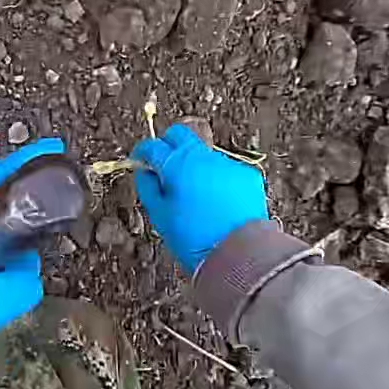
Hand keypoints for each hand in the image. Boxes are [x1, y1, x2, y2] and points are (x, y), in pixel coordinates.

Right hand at [131, 124, 269, 273]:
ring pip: (205, 155)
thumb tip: (145, 171)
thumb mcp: (160, 216)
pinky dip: (218, 181)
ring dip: (196, 167)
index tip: (142, 161)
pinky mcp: (247, 175)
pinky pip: (226, 171)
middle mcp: (203, 157)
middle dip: (169, 145)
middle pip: (181, 135)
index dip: (144, 152)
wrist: (238, 253)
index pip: (154, 146)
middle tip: (165, 168)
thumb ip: (148, 188)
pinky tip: (218, 205)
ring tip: (195, 197)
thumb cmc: (194, 239)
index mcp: (177, 165)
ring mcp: (227, 165)